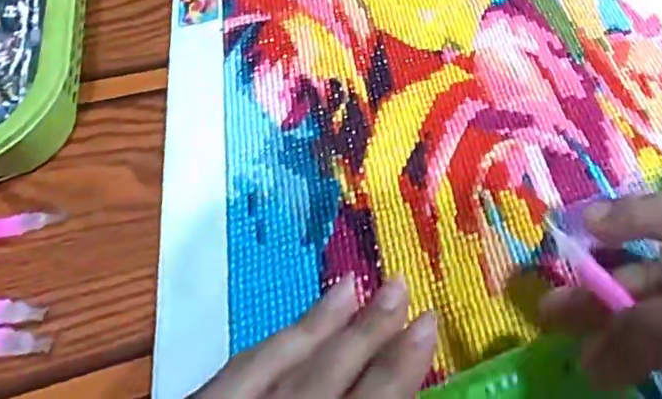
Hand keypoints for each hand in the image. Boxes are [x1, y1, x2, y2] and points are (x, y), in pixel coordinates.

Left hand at [197, 277, 436, 398]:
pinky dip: (266, 346)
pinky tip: (288, 326)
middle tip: (399, 282)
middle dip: (366, 331)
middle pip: (325, 377)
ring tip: (351, 282)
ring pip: (277, 366)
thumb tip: (400, 381)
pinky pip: (231, 375)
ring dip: (317, 324)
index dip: (401, 366)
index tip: (430, 320)